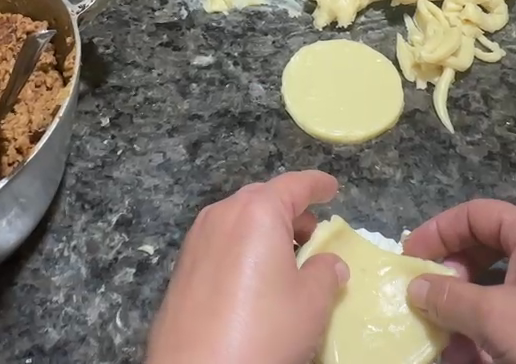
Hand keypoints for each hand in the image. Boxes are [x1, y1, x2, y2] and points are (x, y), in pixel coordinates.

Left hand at [146, 170, 349, 363]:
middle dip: (290, 210)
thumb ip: (325, 274)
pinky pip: (222, 240)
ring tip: (287, 257)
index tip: (331, 187)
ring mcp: (198, 237)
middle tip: (313, 232)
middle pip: (263, 198)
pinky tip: (255, 277)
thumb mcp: (310, 304)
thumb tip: (330, 263)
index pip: (293, 185)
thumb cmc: (261, 331)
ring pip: (240, 219)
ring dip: (266, 229)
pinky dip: (243, 246)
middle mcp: (224, 213)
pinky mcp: (184, 264)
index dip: (316, 184)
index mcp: (257, 211)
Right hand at [403, 200, 515, 363]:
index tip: (410, 258)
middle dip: (454, 275)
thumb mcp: (495, 319)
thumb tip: (416, 286)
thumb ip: (450, 299)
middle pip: (490, 249)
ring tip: (446, 340)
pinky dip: (497, 332)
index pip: (477, 213)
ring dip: (470, 312)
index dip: (439, 231)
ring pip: (505, 290)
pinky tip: (474, 357)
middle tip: (429, 298)